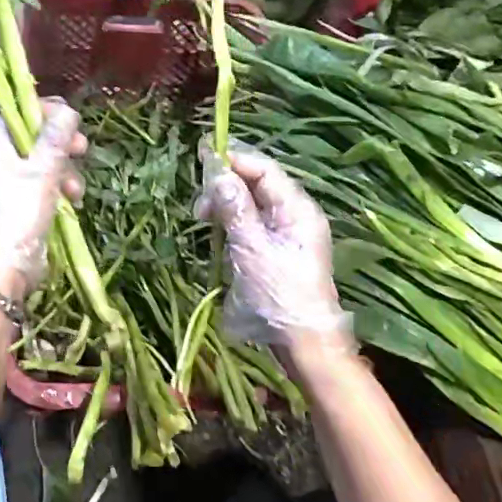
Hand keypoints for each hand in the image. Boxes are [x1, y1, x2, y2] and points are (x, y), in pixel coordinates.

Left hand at [0, 100, 86, 299]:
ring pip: (47, 163)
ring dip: (67, 171)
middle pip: (35, 138)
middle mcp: (3, 163)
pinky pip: (48, 186)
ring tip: (75, 189)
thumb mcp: (42, 171)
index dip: (41, 110)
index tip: (68, 116)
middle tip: (81, 148)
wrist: (8, 267)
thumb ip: (55, 139)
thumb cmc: (20, 213)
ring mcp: (15, 185)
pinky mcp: (27, 204)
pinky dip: (62, 189)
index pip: (15, 114)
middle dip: (62, 142)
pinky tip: (73, 202)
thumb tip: (66, 110)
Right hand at [197, 143, 351, 354]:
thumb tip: (218, 171)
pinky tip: (215, 228)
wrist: (303, 344)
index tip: (202, 156)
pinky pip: (250, 221)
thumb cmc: (280, 294)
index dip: (234, 159)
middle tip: (199, 204)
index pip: (264, 169)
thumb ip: (235, 207)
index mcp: (297, 209)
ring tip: (202, 217)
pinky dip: (230, 219)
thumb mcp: (252, 248)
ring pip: (250, 201)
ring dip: (224, 202)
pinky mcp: (274, 247)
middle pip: (256, 182)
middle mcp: (294, 214)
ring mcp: (285, 231)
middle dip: (225, 183)